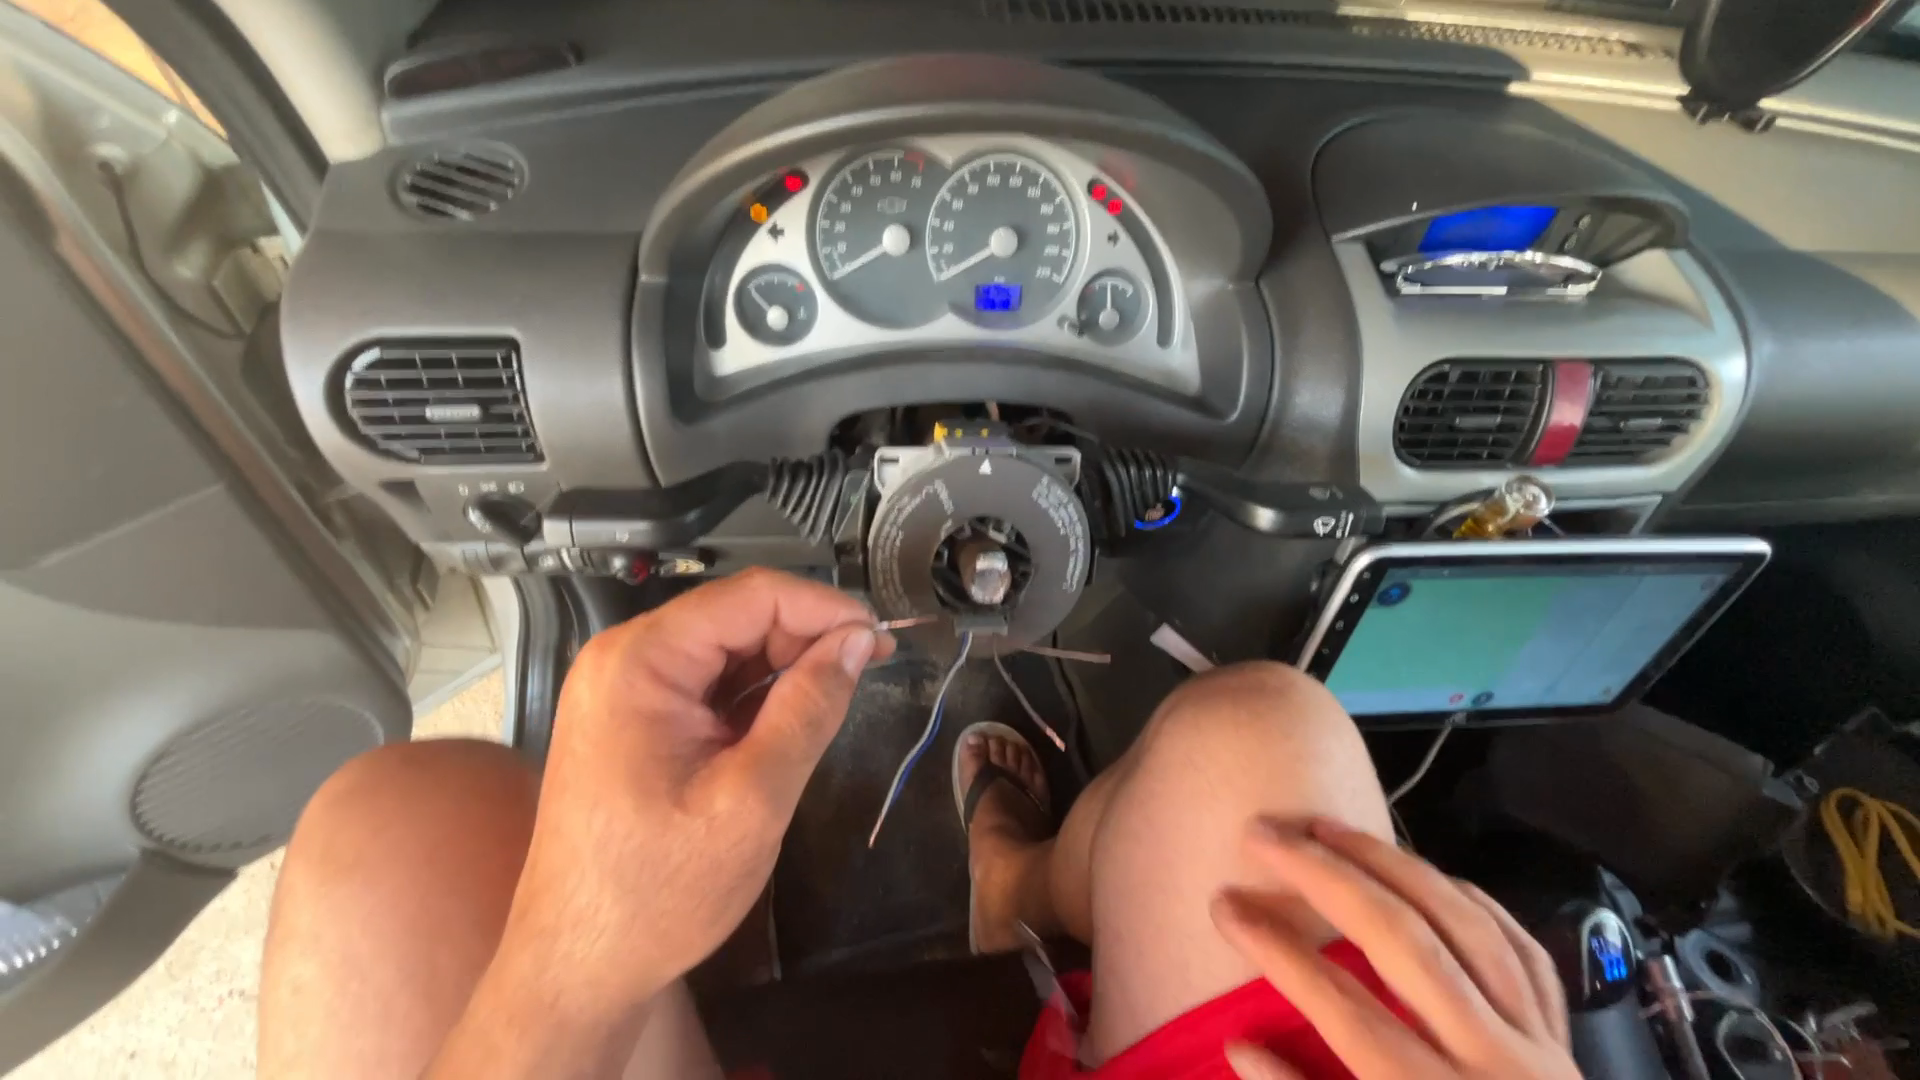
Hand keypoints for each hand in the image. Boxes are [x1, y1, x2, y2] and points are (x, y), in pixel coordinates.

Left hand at [495, 569, 892, 1009]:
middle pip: (739, 614)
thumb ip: (810, 708)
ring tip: (838, 695)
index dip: (824, 608)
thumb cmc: (659, 890)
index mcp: (641, 661)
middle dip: (808, 635)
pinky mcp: (637, 717)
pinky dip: (758, 693)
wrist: (577, 968)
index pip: (752, 596)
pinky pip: (711, 681)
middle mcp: (626, 657)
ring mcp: (627, 686)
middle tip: (869, 669)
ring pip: (729, 646)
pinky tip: (792, 717)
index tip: (879, 639)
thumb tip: (859, 640)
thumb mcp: (753, 799)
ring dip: (788, 664)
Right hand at [1211, 818, 1576, 1079]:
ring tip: (1328, 827)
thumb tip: (1238, 1047)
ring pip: (1464, 924)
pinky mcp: (1567, 1042)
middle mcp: (1498, 1067)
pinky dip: (1469, 900)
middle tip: (1264, 833)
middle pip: (1403, 943)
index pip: (1344, 1010)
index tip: (1224, 906)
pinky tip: (1426, 873)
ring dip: (1389, 863)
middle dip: (1324, 877)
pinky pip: (1520, 949)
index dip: (1277, 952)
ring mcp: (1542, 1048)